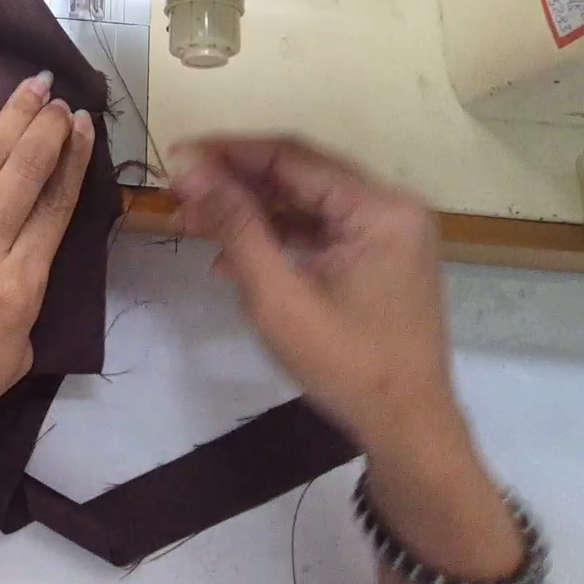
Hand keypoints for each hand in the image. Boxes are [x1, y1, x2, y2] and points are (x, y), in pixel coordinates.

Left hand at [0, 68, 95, 481]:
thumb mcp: (16, 356)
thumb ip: (31, 299)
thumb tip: (30, 253)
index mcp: (21, 284)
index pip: (57, 206)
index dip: (75, 160)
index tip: (83, 126)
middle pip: (28, 172)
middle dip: (48, 128)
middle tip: (61, 97)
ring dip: (13, 115)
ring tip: (34, 83)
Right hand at [169, 137, 464, 459]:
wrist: (407, 431)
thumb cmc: (344, 364)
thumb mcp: (277, 294)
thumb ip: (235, 225)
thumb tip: (191, 172)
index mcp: (377, 207)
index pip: (289, 157)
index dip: (226, 152)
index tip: (176, 156)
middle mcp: (388, 206)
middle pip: (295, 174)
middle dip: (232, 182)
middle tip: (178, 192)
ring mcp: (385, 231)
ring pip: (301, 200)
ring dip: (247, 210)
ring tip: (191, 222)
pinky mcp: (376, 254)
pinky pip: (316, 228)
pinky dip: (273, 235)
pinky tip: (229, 255)